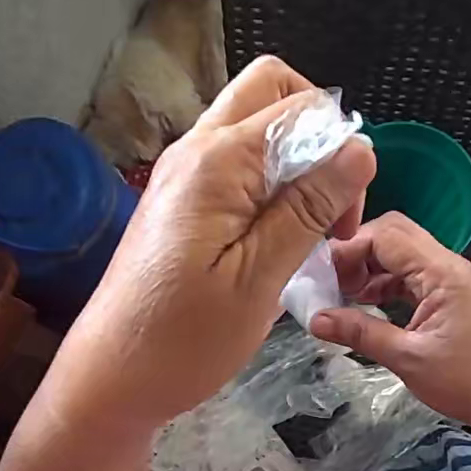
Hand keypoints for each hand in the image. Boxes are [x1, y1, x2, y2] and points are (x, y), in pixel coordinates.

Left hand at [52, 56, 375, 428]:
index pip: (300, 108)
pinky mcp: (180, 203)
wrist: (110, 377)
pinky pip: (235, 168)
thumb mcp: (259, 279)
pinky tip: (273, 241)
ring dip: (292, 164)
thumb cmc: (184, 340)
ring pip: (253, 130)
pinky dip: (267, 187)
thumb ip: (308, 209)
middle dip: (316, 135)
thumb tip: (359, 150)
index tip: (344, 220)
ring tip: (304, 233)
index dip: (340, 151)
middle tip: (329, 206)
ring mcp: (182, 175)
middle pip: (269, 94)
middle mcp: (195, 151)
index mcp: (217, 162)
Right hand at [309, 213, 470, 431]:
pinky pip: (409, 276)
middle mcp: (445, 265)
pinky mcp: (448, 296)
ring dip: (368, 269)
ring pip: (400, 255)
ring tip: (340, 295)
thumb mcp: (408, 358)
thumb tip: (315, 320)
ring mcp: (449, 279)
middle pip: (393, 235)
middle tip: (328, 281)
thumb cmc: (469, 381)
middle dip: (356, 252)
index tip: (319, 276)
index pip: (385, 236)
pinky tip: (364, 305)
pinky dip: (383, 284)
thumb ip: (360, 333)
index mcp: (440, 272)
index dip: (348, 249)